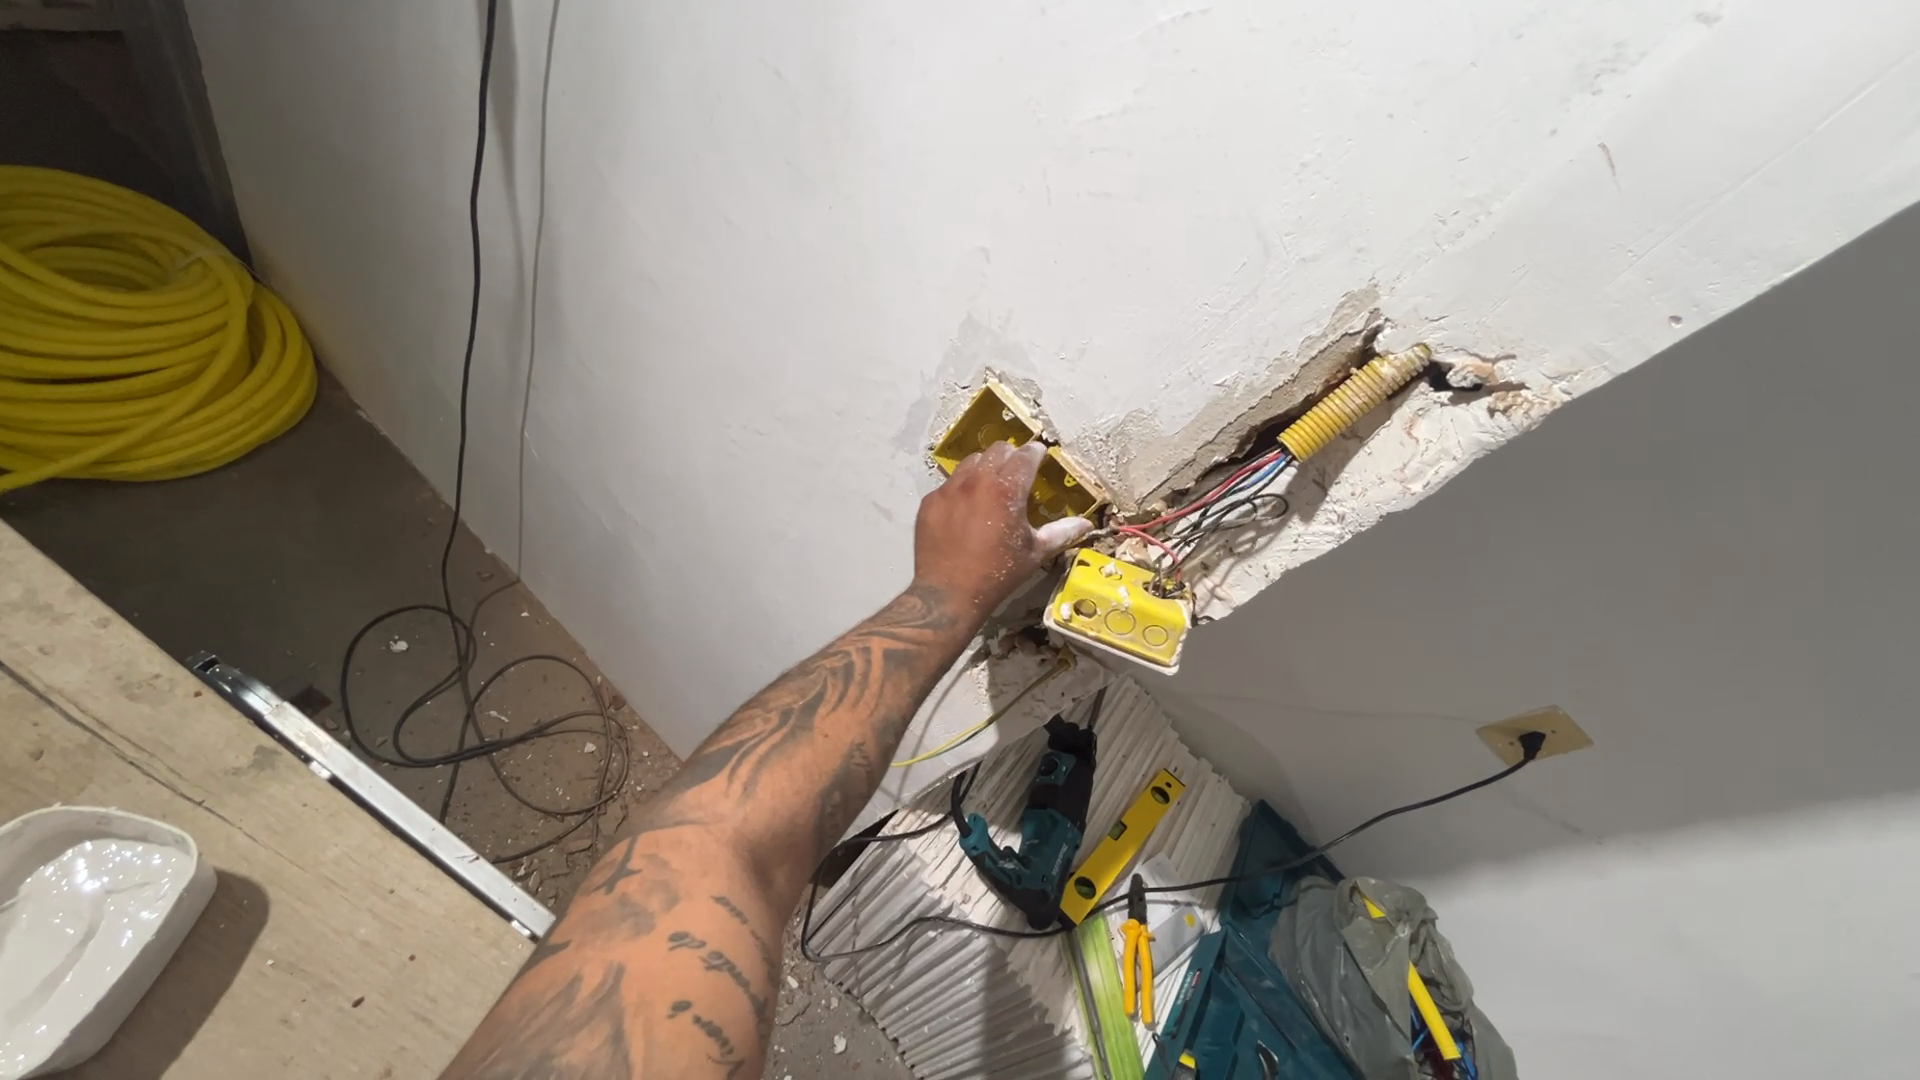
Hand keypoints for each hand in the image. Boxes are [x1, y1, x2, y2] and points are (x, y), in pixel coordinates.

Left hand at [912, 441, 1093, 617]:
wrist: (948, 593)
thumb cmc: (997, 574)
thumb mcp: (1034, 553)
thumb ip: (1061, 533)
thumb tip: (1086, 524)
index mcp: (1007, 490)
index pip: (1025, 456)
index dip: (1035, 452)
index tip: (1039, 453)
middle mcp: (977, 481)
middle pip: (997, 450)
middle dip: (1011, 455)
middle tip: (1016, 469)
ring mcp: (949, 490)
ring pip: (971, 461)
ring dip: (985, 467)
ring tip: (990, 485)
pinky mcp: (930, 501)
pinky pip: (949, 484)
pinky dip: (961, 488)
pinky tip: (965, 508)